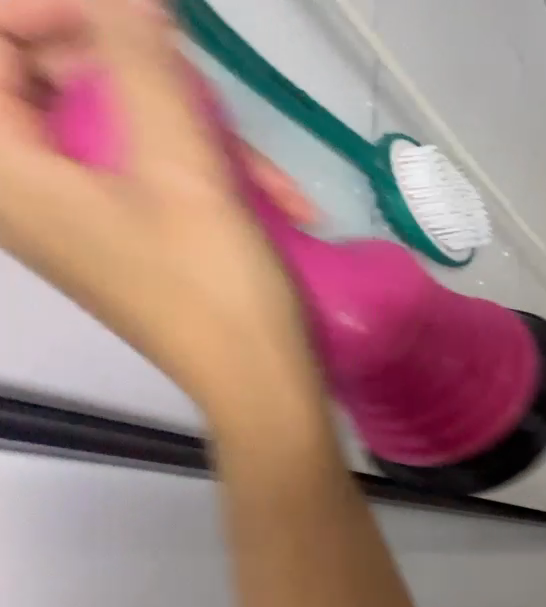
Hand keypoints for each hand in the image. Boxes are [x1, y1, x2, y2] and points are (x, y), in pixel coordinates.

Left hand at [0, 0, 318, 419]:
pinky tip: (278, 206)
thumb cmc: (215, 289)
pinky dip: (209, 176)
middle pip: (51, 76)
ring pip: (113, 126)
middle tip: (221, 105)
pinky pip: (142, 170)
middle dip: (150, 85)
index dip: (62, 15)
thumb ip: (148, 70)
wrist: (260, 390)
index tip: (150, 29)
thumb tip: (133, 0)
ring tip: (279, 185)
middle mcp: (12, 177)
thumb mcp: (187, 175)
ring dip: (202, 140)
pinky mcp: (114, 231)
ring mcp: (65, 207)